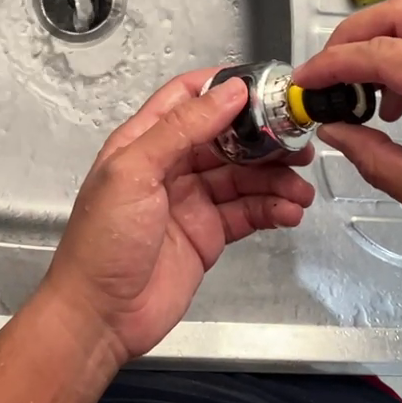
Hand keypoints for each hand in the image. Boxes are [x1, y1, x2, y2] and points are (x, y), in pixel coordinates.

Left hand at [39, 68, 315, 361]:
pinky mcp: (208, 234)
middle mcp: (170, 166)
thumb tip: (228, 93)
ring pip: (243, 176)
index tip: (263, 86)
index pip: (186, 98)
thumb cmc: (103, 240)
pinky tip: (289, 212)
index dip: (223, 87)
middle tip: (297, 141)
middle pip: (225, 137)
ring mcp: (191, 200)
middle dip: (262, 137)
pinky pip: (247, 212)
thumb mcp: (134, 172)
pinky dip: (271, 209)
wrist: (101, 315)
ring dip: (275, 178)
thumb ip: (182, 130)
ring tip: (300, 189)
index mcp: (145, 142)